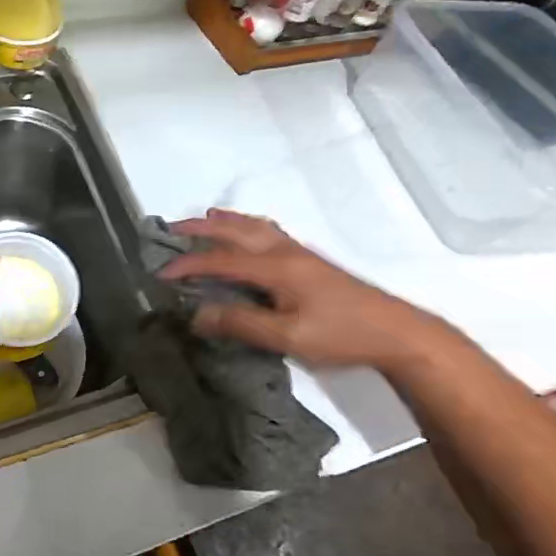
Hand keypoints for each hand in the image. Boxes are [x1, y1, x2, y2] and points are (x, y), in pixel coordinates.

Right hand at [158, 209, 460, 373]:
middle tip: (172, 228)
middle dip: (201, 228)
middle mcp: (285, 252)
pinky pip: (270, 232)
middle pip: (236, 231)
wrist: (396, 332)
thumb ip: (241, 323)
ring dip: (226, 222)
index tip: (160, 274)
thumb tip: (197, 314)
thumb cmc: (341, 335)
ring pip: (255, 227)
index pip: (221, 259)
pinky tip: (251, 233)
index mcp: (276, 267)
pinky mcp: (310, 261)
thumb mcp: (287, 336)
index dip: (188, 265)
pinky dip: (248, 226)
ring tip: (205, 219)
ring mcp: (300, 253)